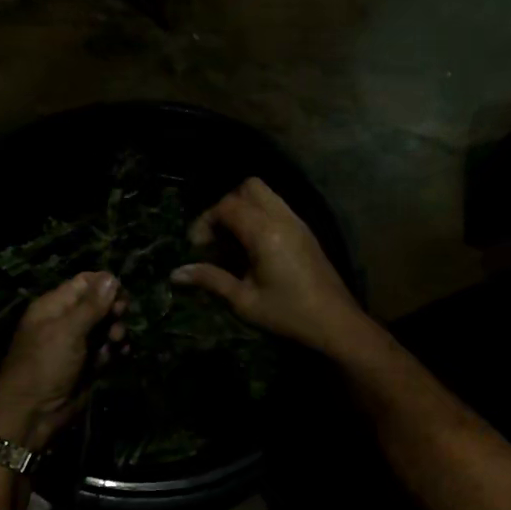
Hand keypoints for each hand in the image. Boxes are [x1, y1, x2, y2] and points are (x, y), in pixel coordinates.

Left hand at [0, 271, 124, 449]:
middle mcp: (66, 322)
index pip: (84, 283)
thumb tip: (111, 277)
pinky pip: (107, 350)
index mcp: (54, 306)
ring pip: (106, 328)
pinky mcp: (87, 366)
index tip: (122, 295)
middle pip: (98, 305)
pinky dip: (116, 351)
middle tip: (121, 318)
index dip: (104, 285)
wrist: (33, 413)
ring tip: (118, 342)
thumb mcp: (67, 331)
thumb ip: (91, 305)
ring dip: (116, 332)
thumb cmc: (45, 365)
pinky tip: (122, 353)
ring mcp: (77, 345)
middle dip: (114, 310)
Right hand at [170, 178, 370, 355]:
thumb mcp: (243, 301)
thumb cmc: (288, 314)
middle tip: (216, 237)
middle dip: (226, 206)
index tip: (197, 247)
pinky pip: (276, 208)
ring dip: (243, 210)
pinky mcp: (305, 231)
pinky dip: (259, 217)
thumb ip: (210, 280)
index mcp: (265, 232)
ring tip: (232, 243)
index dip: (205, 221)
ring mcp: (297, 222)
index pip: (227, 206)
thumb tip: (175, 274)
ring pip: (265, 194)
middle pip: (248, 187)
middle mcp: (282, 218)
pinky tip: (252, 249)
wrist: (335, 322)